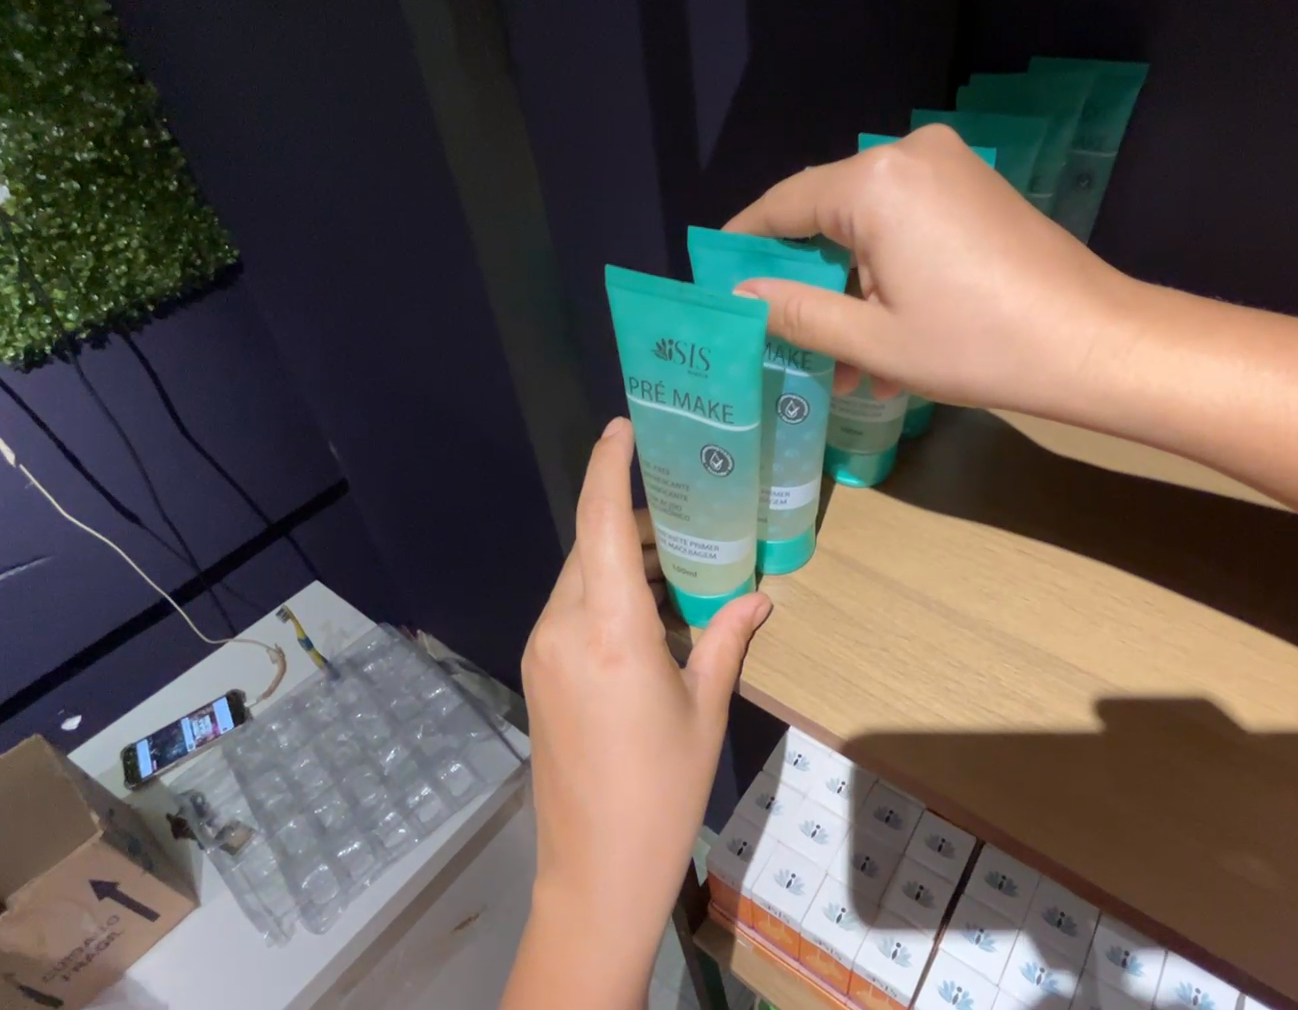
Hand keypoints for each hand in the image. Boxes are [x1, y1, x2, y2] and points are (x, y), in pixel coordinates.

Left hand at [515, 418, 770, 988]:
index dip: (607, 468)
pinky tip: (648, 615)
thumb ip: (726, 639)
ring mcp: (541, 651)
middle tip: (683, 517)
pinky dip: (604, 595)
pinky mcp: (537, 674)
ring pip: (578, 578)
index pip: (597, 525)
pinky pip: (571, 611)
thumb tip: (760, 597)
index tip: (623, 428)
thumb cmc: (661, 789)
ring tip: (675, 567)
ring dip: (617, 561)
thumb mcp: (703, 709)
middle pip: (588, 547)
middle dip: (627, 521)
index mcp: (608, 630)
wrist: (594, 869)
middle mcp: (562, 628)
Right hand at [723, 123, 1147, 421]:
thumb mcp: (871, 340)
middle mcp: (909, 155)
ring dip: (854, 295)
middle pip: (828, 216)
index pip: (783, 204)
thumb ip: (795, 312)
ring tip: (851, 367)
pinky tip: (892, 343)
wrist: (1091, 343)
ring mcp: (949, 168)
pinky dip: (890, 279)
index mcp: (874, 182)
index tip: (719, 277)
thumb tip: (740, 294)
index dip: (745, 242)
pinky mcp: (975, 190)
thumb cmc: (973, 345)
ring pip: (870, 230)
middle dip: (810, 284)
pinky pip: (908, 228)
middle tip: (790, 339)